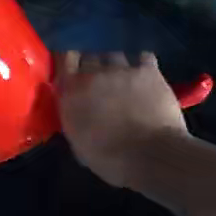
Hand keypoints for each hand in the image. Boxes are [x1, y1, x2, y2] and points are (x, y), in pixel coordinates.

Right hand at [56, 52, 189, 187]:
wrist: (151, 155)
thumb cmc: (112, 160)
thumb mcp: (80, 144)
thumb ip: (75, 119)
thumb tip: (78, 112)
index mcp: (71, 92)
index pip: (64, 59)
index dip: (72, 64)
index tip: (78, 72)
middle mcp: (93, 74)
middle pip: (91, 57)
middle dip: (96, 67)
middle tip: (105, 83)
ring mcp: (122, 69)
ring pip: (116, 55)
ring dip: (119, 66)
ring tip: (127, 80)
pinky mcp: (149, 71)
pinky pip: (144, 57)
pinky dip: (144, 64)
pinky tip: (147, 76)